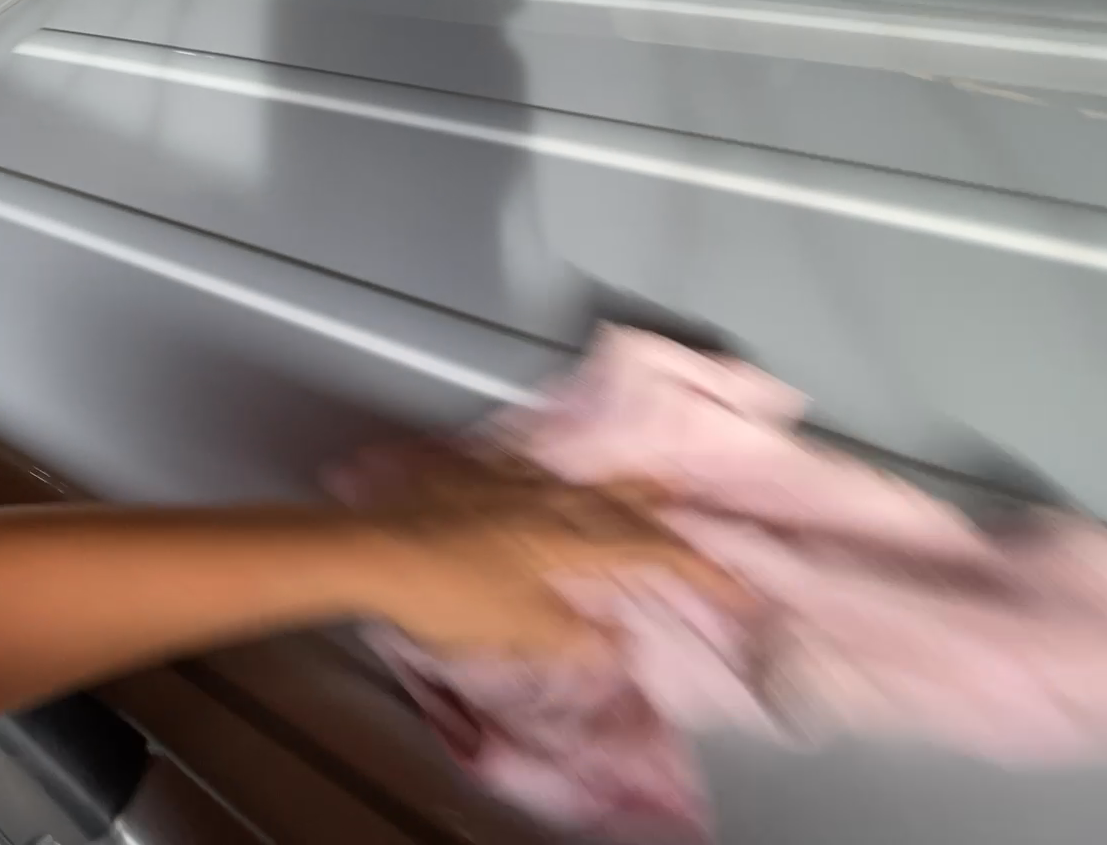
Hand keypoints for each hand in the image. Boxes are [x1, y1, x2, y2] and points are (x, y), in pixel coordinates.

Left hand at [347, 442, 752, 657]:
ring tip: (630, 475)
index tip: (733, 583)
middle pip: (613, 496)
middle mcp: (540, 498)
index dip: (694, 565)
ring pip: (570, 476)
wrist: (374, 551)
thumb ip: (575, 635)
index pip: (644, 547)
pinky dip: (546, 472)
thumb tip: (618, 639)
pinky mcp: (465, 475)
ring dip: (607, 480)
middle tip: (692, 497)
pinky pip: (520, 467)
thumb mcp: (519, 630)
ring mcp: (500, 480)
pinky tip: (541, 470)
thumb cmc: (447, 595)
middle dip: (658, 502)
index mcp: (563, 538)